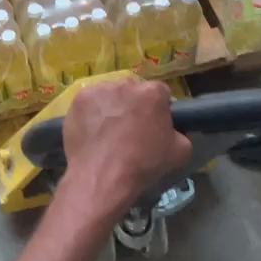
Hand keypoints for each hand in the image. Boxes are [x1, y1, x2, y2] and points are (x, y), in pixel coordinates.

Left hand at [59, 76, 190, 211]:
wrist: (101, 176)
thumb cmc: (143, 164)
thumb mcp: (180, 152)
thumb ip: (181, 133)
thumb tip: (173, 130)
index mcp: (153, 92)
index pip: (160, 94)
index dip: (158, 109)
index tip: (153, 125)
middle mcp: (126, 84)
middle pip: (133, 91)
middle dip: (133, 105)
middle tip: (129, 129)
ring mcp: (100, 90)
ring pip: (109, 95)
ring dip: (111, 107)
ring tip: (107, 132)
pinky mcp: (79, 100)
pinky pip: (89, 103)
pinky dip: (91, 113)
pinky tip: (92, 131)